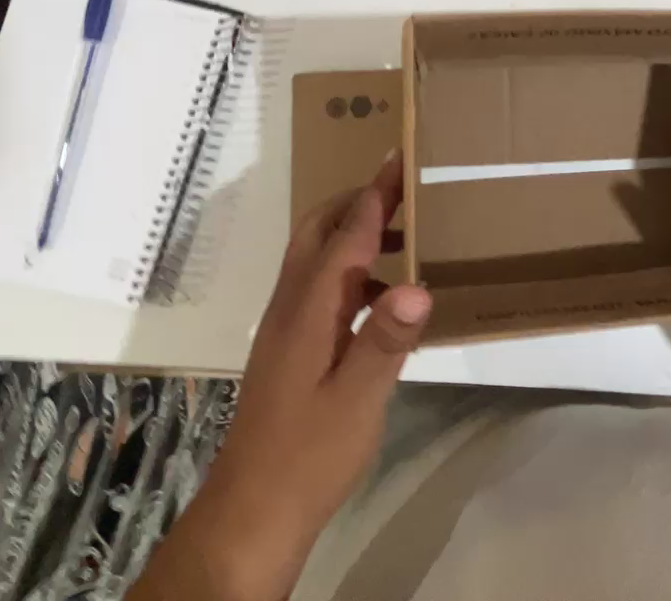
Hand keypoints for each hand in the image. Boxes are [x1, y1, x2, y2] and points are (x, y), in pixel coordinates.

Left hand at [161, 154, 431, 600]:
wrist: (252, 511)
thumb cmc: (308, 455)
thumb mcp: (357, 401)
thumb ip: (385, 340)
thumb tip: (418, 284)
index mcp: (308, 310)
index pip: (346, 235)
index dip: (375, 195)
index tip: (399, 159)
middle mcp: (292, 307)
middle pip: (319, 232)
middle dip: (359, 202)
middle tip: (405, 190)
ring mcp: (287, 328)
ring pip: (319, 259)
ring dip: (357, 236)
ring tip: (408, 237)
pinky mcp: (291, 348)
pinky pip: (323, 290)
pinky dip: (356, 275)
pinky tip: (388, 304)